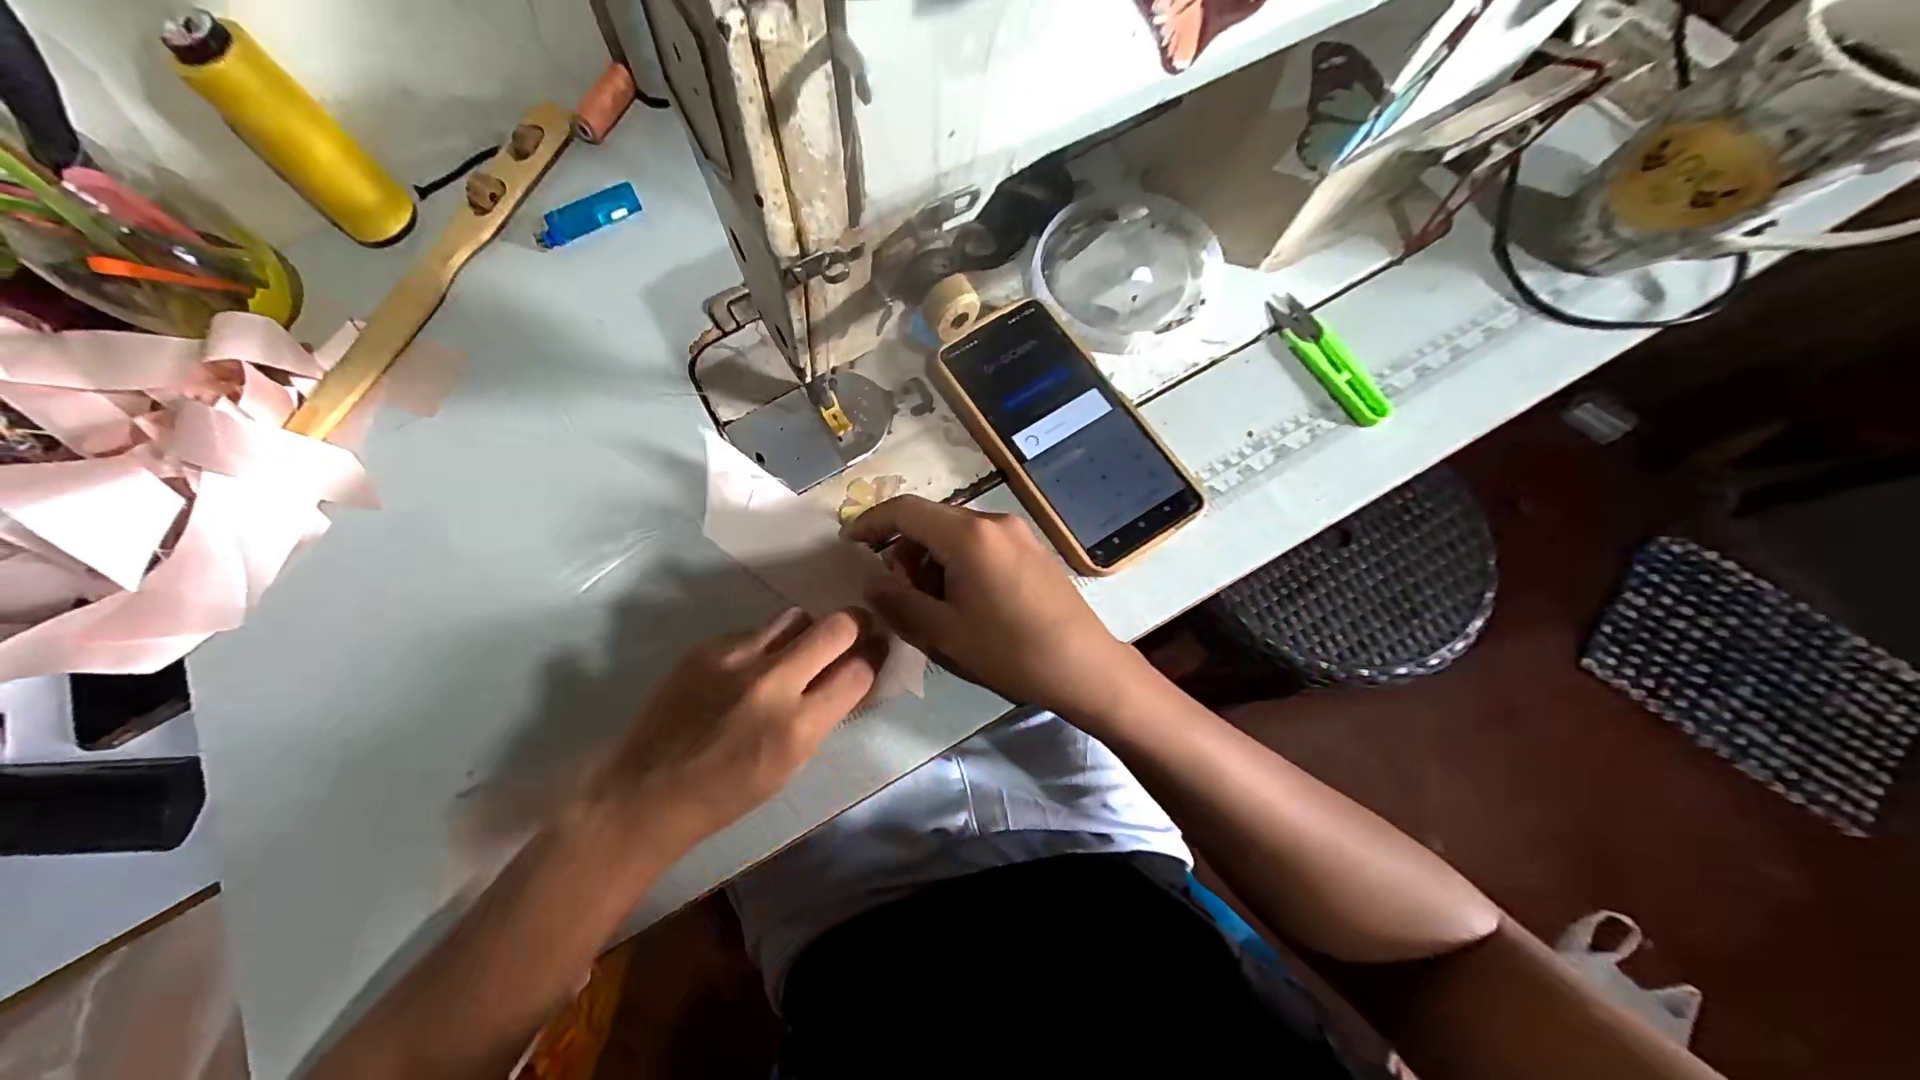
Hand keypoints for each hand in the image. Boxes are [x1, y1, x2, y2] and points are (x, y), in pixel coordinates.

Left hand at [590, 607, 883, 853]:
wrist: (643, 793)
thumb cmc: (725, 795)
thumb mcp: (790, 765)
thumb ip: (822, 716)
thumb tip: (850, 676)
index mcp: (798, 727)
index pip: (859, 670)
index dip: (874, 657)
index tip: (875, 651)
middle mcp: (772, 684)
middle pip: (837, 626)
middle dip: (855, 625)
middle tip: (853, 633)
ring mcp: (735, 659)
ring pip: (795, 616)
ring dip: (807, 631)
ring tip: (795, 651)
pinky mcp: (705, 647)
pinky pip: (753, 630)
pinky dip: (762, 644)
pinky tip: (745, 669)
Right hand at [842, 496, 1143, 716]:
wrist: (1085, 666)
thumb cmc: (1010, 651)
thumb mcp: (943, 633)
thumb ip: (898, 602)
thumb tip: (871, 582)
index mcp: (968, 535)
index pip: (905, 510)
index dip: (871, 524)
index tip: (850, 545)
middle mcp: (994, 521)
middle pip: (931, 522)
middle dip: (905, 554)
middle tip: (901, 598)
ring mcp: (1018, 533)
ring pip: (955, 535)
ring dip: (932, 562)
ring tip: (936, 609)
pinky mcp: (1032, 549)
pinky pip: (981, 545)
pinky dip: (958, 565)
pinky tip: (966, 604)